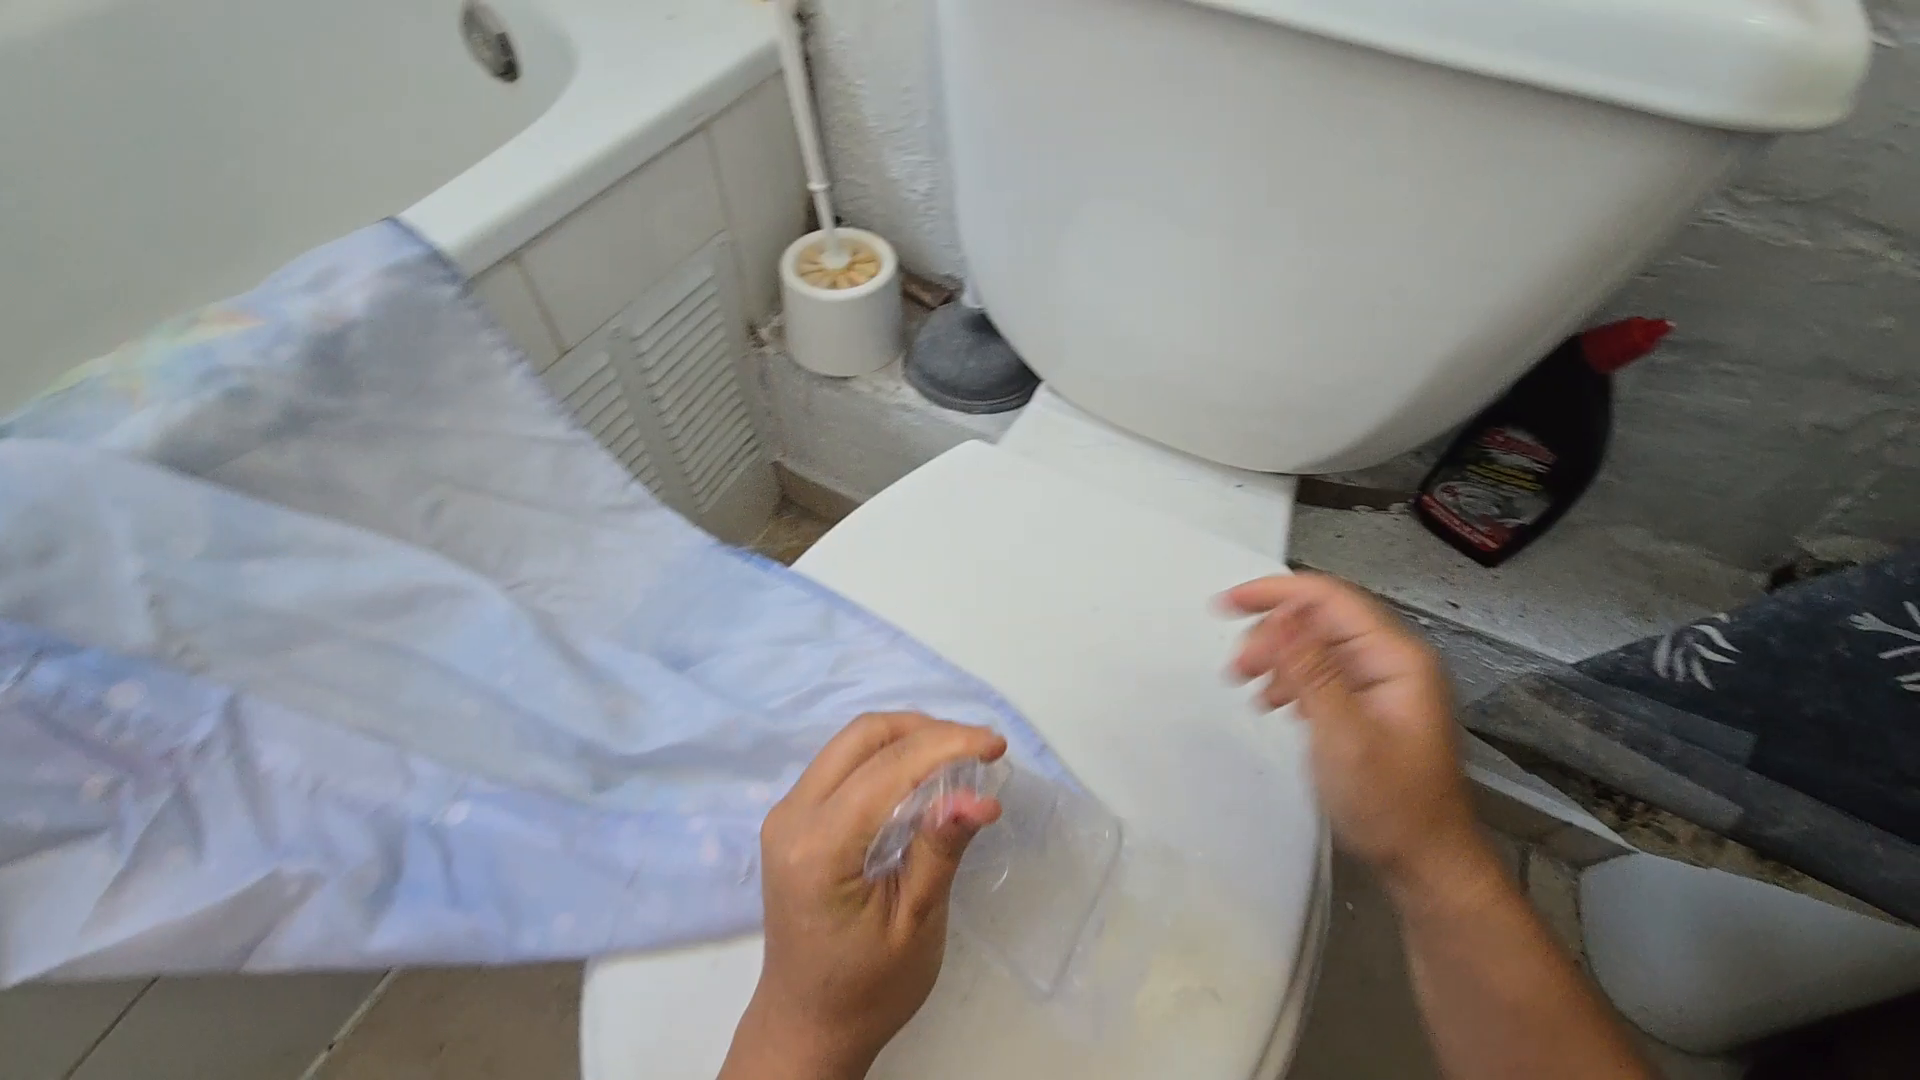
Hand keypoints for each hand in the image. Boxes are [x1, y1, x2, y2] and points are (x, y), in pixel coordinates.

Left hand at [720, 713, 1005, 1079]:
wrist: (808, 1024)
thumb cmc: (868, 988)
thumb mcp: (915, 925)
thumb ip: (940, 851)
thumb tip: (979, 795)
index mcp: (818, 847)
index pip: (889, 768)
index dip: (947, 745)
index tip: (995, 745)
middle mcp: (792, 815)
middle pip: (864, 735)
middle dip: (927, 730)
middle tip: (978, 748)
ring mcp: (787, 812)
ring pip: (852, 742)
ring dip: (908, 737)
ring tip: (959, 756)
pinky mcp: (794, 817)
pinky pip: (843, 763)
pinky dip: (888, 755)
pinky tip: (923, 774)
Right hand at [1223, 574, 1484, 894]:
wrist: (1424, 861)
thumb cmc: (1393, 806)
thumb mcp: (1344, 734)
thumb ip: (1312, 670)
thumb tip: (1284, 616)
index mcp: (1395, 658)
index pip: (1328, 598)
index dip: (1274, 593)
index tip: (1228, 603)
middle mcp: (1389, 661)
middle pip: (1318, 619)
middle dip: (1270, 633)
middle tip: (1238, 665)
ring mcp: (1379, 682)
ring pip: (1313, 645)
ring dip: (1274, 656)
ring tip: (1246, 684)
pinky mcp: (1365, 704)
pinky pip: (1318, 671)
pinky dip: (1288, 679)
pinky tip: (1272, 701)